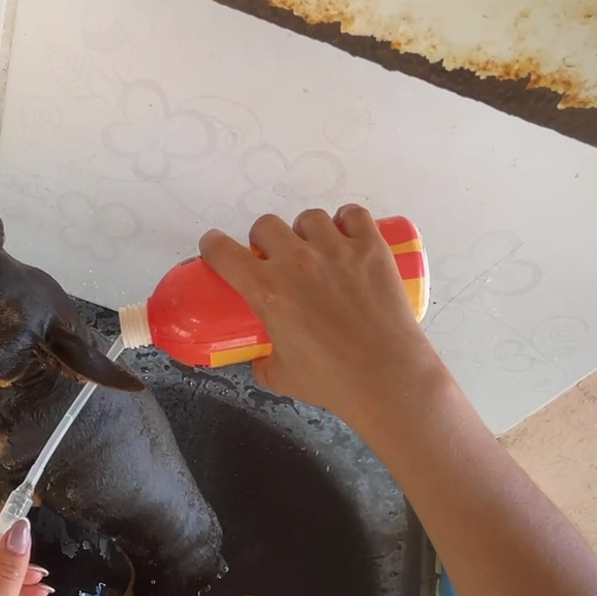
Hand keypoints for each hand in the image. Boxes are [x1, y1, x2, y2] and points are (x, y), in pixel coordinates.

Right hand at [199, 205, 438, 429]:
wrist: (383, 375)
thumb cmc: (328, 380)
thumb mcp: (279, 376)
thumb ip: (263, 361)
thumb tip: (262, 357)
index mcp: (266, 291)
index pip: (224, 252)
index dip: (213, 246)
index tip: (215, 248)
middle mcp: (296, 262)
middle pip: (266, 226)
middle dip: (263, 241)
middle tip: (274, 261)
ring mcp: (336, 249)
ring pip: (309, 218)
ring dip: (304, 232)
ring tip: (314, 252)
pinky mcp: (371, 247)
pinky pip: (353, 215)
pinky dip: (346, 221)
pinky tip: (346, 236)